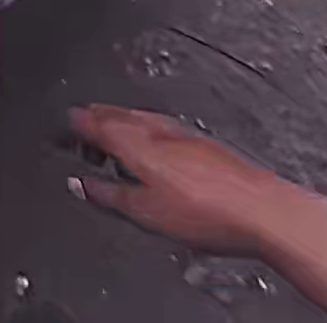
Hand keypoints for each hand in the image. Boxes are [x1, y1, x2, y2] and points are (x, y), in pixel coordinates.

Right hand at [64, 103, 321, 257]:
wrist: (265, 211)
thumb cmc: (207, 212)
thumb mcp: (144, 213)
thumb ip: (106, 194)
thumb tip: (79, 183)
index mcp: (129, 139)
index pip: (88, 121)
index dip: (70, 124)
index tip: (60, 129)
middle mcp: (149, 126)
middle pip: (108, 113)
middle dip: (90, 120)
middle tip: (78, 132)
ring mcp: (174, 129)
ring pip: (132, 116)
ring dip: (115, 123)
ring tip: (110, 141)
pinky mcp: (196, 138)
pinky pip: (154, 123)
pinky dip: (139, 129)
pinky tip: (148, 145)